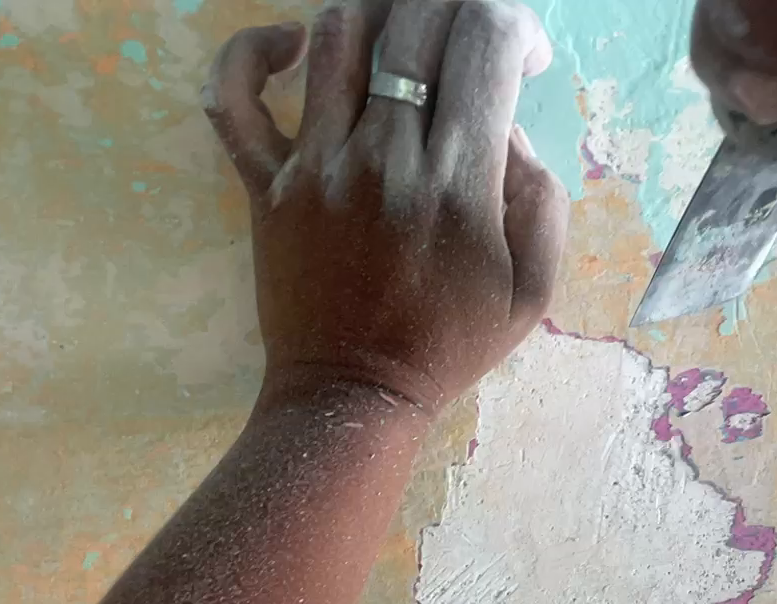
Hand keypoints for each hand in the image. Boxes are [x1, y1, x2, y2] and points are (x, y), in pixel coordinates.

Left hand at [204, 1, 568, 414]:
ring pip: (339, 30)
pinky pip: (233, 95)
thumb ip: (542, 201)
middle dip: (459, 7)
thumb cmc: (447, 347)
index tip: (524, 55)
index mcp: (458, 183)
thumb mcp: (531, 294)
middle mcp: (384, 154)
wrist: (355, 393)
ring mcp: (315, 164)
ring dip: (382, 11)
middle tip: (471, 40)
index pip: (485, 41)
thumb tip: (509, 129)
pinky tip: (290, 46)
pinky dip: (253, 51)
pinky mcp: (265, 185)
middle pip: (417, 19)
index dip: (515, 24)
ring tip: (404, 39)